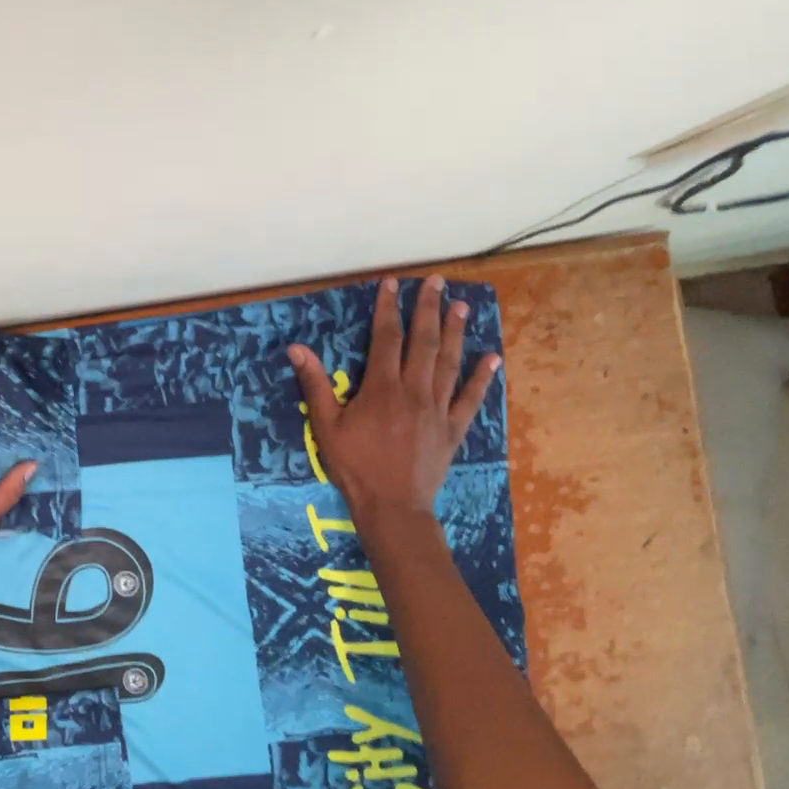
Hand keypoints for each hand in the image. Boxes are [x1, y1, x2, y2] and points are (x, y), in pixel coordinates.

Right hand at [287, 275, 498, 523]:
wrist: (392, 506)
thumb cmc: (354, 466)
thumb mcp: (326, 426)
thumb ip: (315, 385)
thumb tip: (297, 349)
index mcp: (382, 388)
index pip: (386, 338)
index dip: (388, 309)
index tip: (391, 284)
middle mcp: (414, 391)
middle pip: (423, 342)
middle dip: (428, 309)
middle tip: (435, 282)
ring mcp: (438, 409)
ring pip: (450, 362)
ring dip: (456, 332)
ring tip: (461, 306)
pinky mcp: (453, 428)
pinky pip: (471, 397)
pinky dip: (482, 376)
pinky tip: (491, 357)